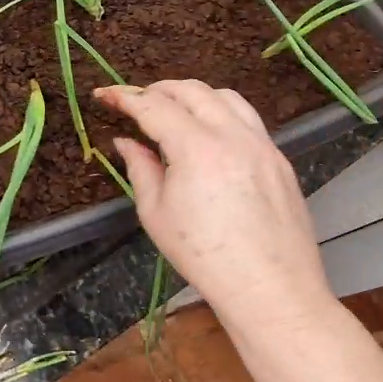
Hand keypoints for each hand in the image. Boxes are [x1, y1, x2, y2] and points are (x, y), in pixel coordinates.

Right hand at [97, 81, 332, 329]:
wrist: (272, 291)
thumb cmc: (202, 255)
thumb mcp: (155, 211)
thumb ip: (140, 167)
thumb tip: (126, 142)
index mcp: (197, 149)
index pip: (154, 106)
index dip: (124, 97)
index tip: (102, 95)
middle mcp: (234, 138)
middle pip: (192, 91)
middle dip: (157, 90)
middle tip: (134, 102)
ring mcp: (264, 148)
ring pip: (226, 97)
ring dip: (192, 96)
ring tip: (172, 111)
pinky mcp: (280, 162)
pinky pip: (248, 121)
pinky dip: (219, 114)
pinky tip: (206, 136)